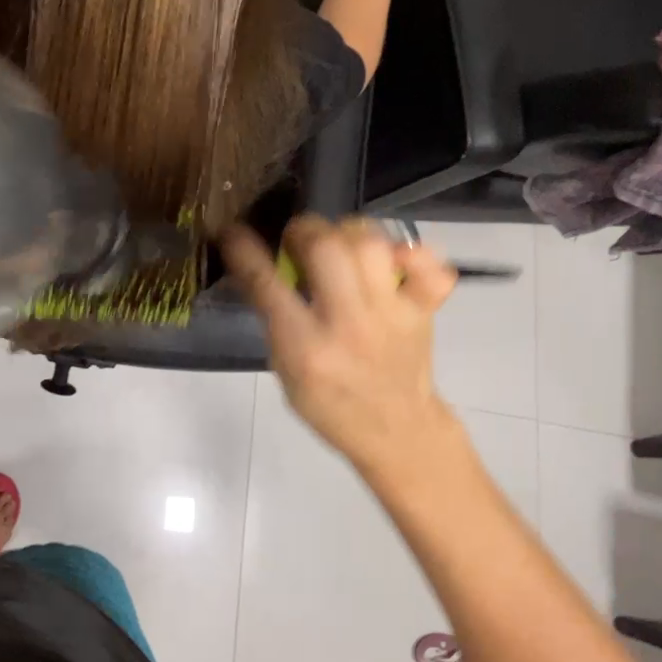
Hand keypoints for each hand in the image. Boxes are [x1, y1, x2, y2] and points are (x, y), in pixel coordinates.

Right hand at [221, 216, 460, 474]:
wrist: (397, 432)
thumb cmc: (328, 403)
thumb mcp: (284, 369)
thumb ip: (275, 318)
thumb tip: (259, 265)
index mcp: (304, 347)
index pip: (266, 284)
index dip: (243, 249)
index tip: (232, 231)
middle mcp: (347, 325)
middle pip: (325, 248)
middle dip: (303, 230)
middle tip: (297, 239)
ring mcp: (391, 316)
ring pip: (371, 246)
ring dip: (348, 233)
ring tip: (339, 244)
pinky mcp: (424, 312)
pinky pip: (429, 269)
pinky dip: (412, 254)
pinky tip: (393, 259)